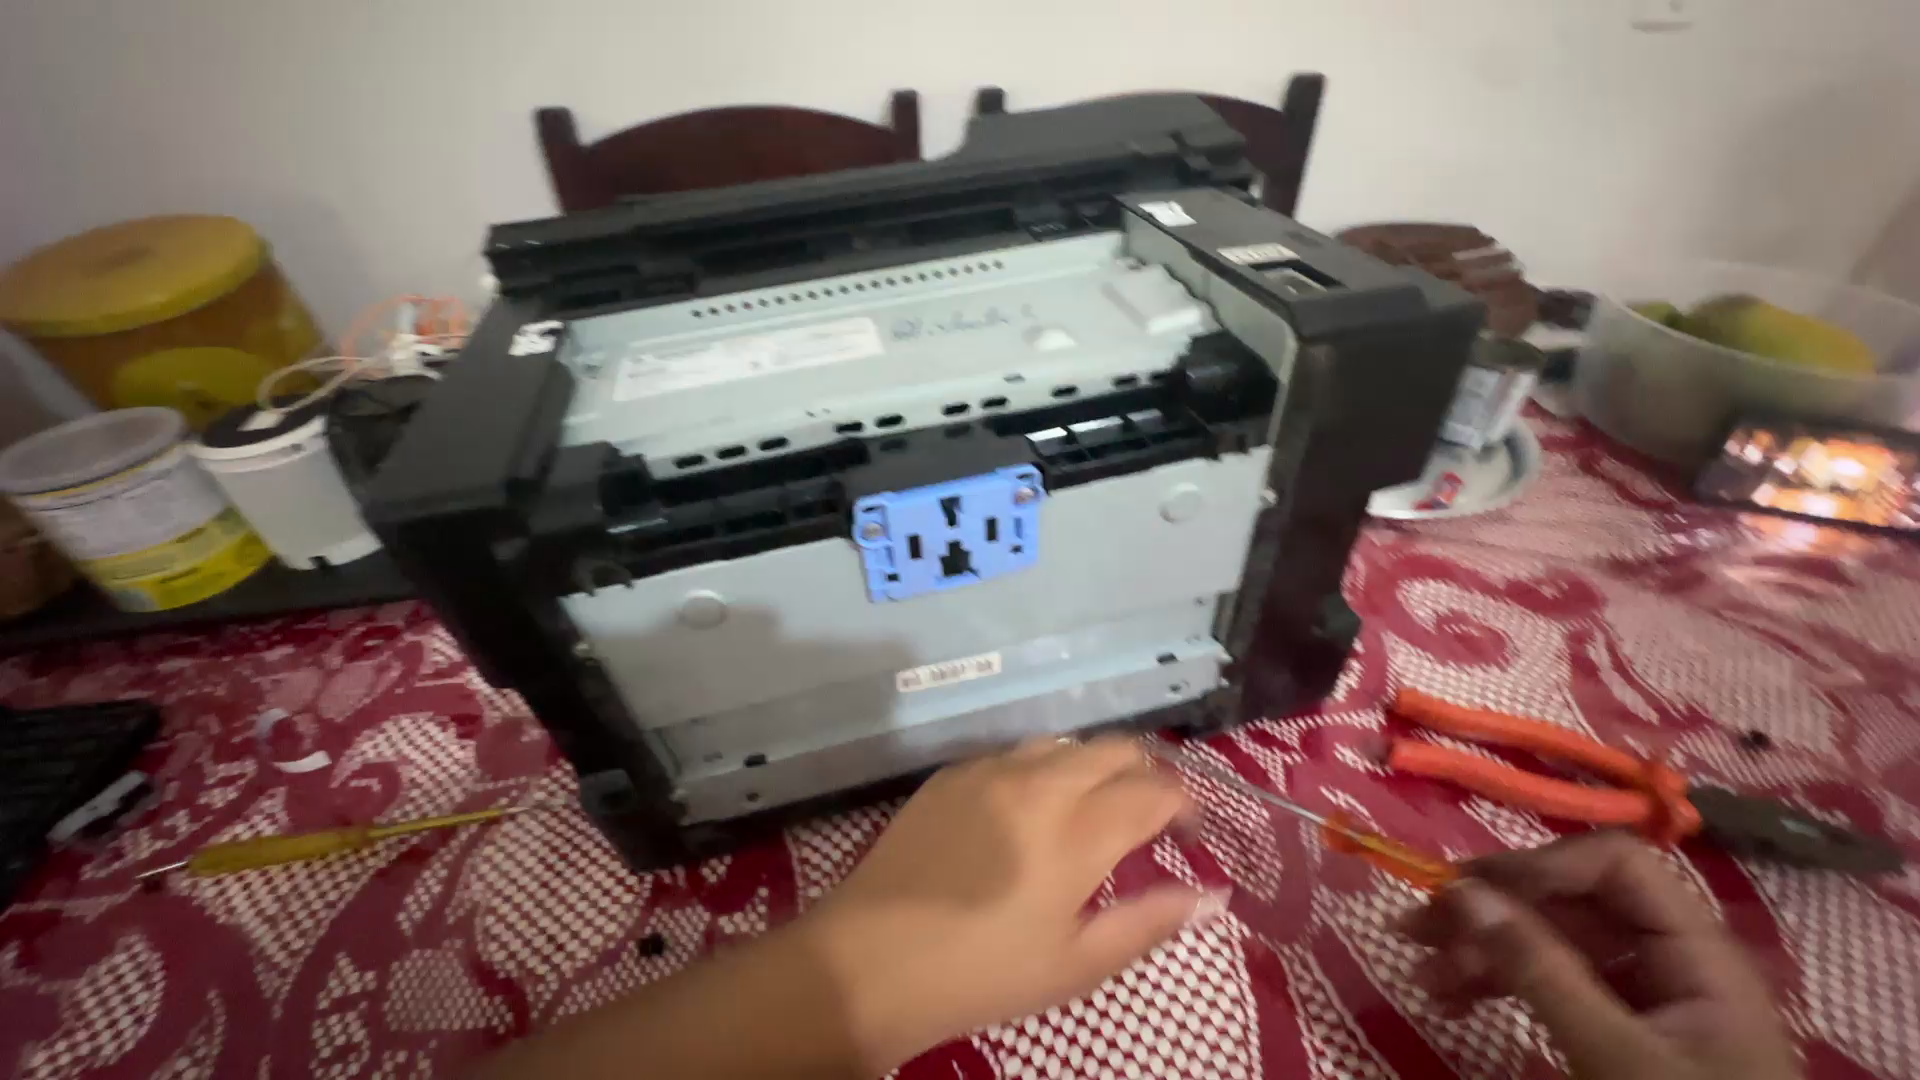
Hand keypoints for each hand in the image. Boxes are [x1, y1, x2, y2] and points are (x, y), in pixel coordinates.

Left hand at [794, 736, 1221, 1071]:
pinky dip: (1044, 767)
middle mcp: (1039, 782)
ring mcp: (990, 770)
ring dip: (1094, 764)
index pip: (1153, 790)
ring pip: (1064, 742)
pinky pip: (1014, 752)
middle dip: (1146, 772)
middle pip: (1114, 748)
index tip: (1190, 829)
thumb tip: (1211, 895)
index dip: (1183, 802)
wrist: (871, 958)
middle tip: (1150, 815)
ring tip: (1095, 805)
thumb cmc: (983, 972)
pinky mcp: (952, 773)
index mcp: (1077, 830)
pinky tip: (1033, 805)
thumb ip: (1150, 922)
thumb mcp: (1076, 963)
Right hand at [1399, 831, 1799, 1079]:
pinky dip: (1496, 982)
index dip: (1541, 864)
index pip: (1615, 864)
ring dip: (1478, 948)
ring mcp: (1642, 994)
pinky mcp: (1618, 1024)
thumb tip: (1463, 890)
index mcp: (1697, 954)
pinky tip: (1450, 998)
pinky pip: (1547, 979)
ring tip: (1420, 973)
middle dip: (1488, 912)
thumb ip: (1539, 969)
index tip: (1470, 888)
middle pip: (1567, 900)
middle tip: (1417, 928)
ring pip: (1545, 939)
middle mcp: (1670, 959)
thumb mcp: (1614, 1057)